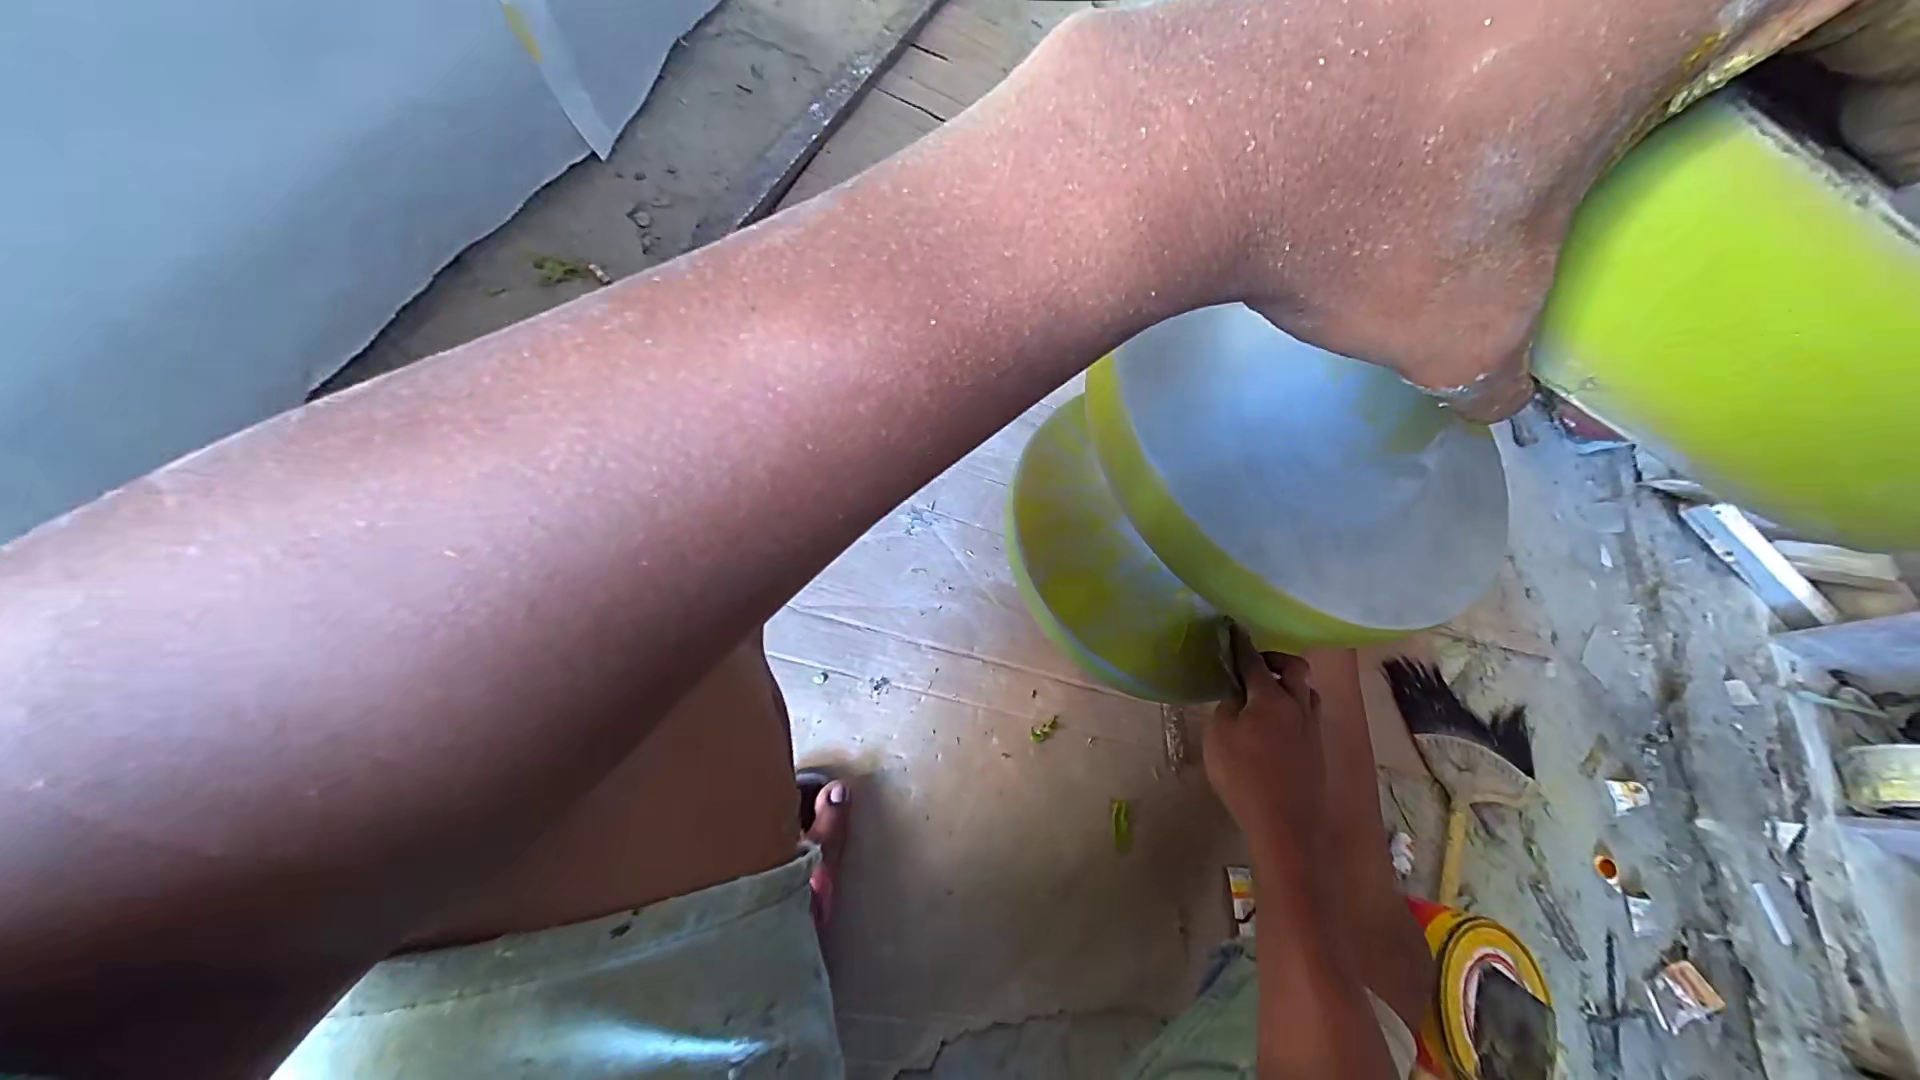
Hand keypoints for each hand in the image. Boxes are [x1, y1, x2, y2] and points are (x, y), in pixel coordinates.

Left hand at [1054, 0, 1853, 417]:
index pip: (1885, 10)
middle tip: (1692, 167)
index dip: (1890, 93)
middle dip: (1732, 83)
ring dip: (1588, 69)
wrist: (1189, 140)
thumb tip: (1495, 396)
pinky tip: (1422, 121)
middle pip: (1725, 6)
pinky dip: (1479, 55)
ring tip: (1544, 157)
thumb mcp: (1454, 321)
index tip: (1856, 165)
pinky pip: (1470, 14)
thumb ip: (1499, 364)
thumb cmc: (1354, 220)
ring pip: (1577, 13)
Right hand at [1203, 628, 1326, 851]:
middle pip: (1295, 668)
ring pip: (1308, 692)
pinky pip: (1310, 714)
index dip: (1241, 646)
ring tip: (1270, 692)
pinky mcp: (1319, 749)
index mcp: (1271, 699)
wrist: (1285, 825)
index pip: (1254, 662)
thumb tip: (1238, 693)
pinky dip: (1296, 707)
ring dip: (1291, 684)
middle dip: (1276, 659)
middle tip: (1256, 664)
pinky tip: (1281, 722)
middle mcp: (1298, 706)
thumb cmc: (1243, 776)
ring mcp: (1314, 728)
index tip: (1232, 632)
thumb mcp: (1218, 737)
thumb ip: (1228, 707)